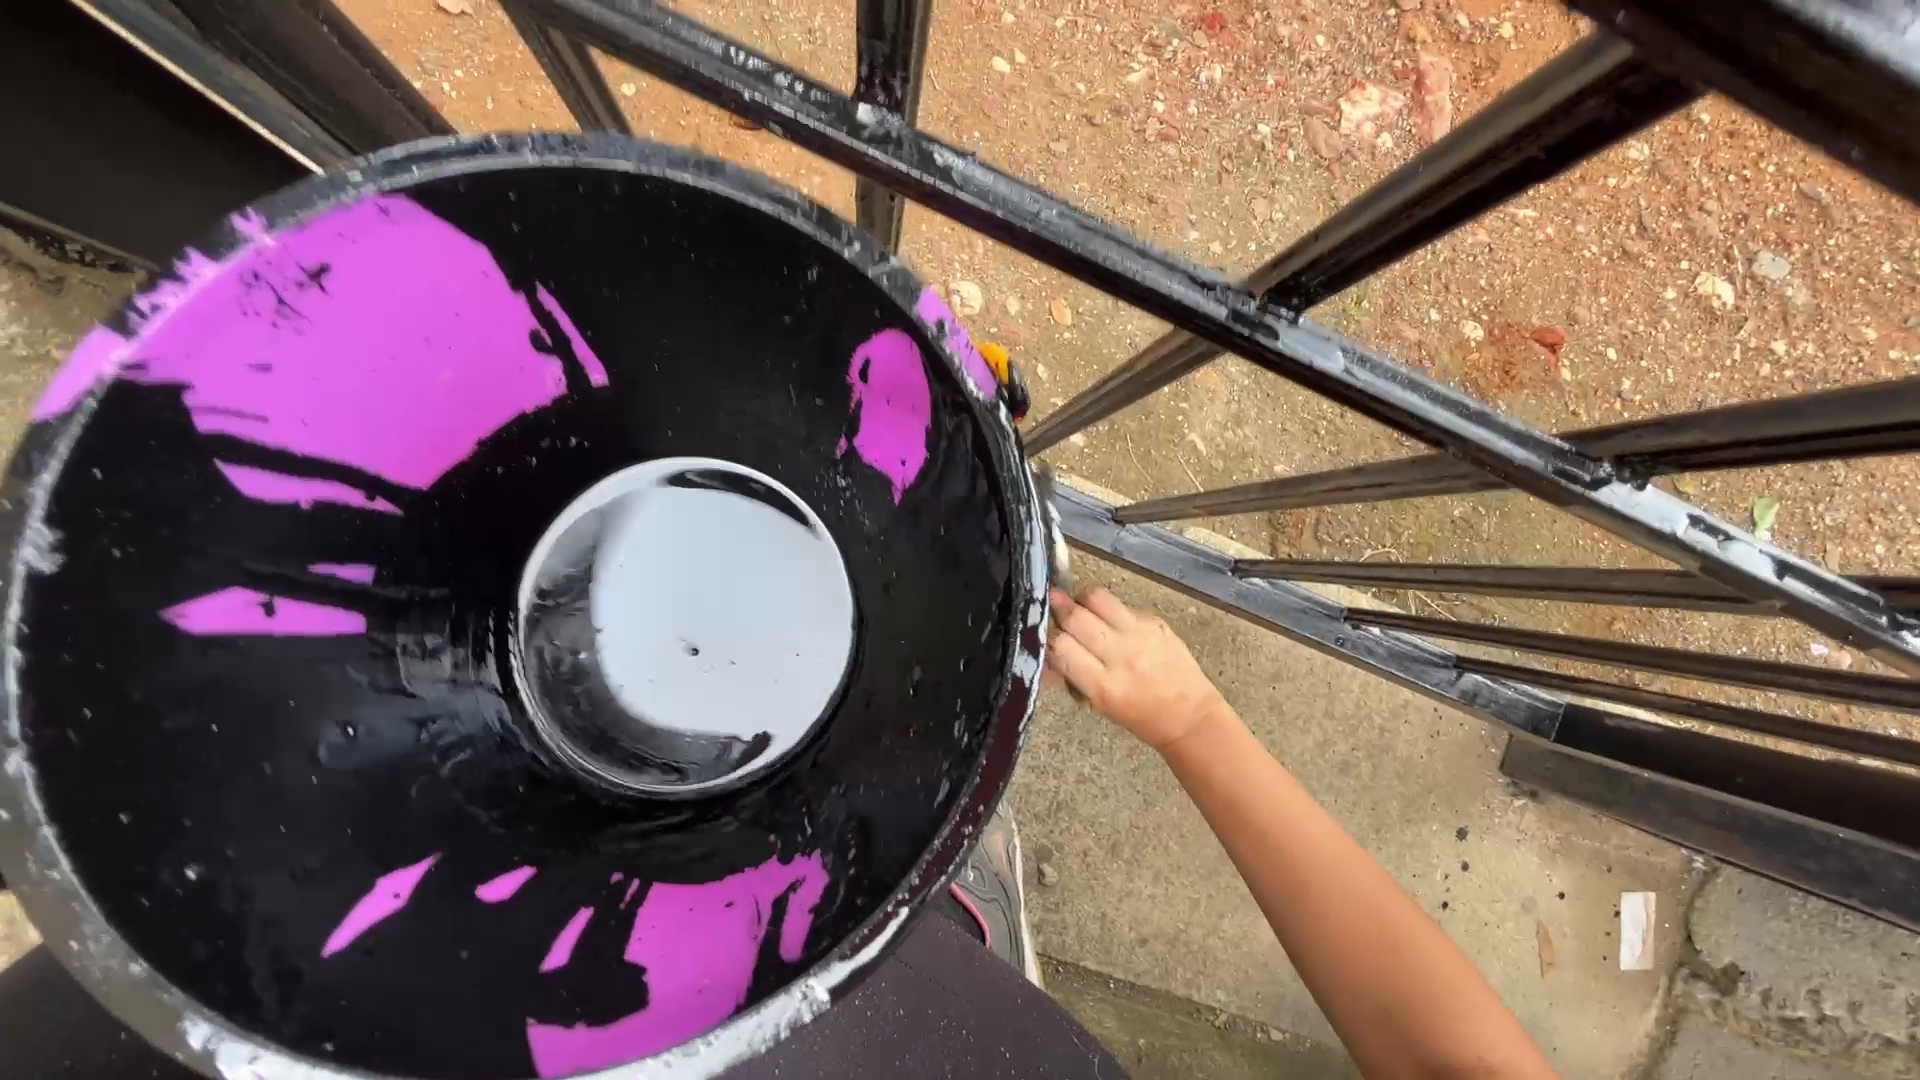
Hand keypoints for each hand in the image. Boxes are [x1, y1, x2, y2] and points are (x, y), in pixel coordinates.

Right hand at [1045, 587, 1232, 750]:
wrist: (1190, 715)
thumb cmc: (1142, 717)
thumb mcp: (1100, 705)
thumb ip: (1073, 676)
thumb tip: (1047, 654)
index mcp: (1104, 686)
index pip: (1061, 647)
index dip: (1047, 636)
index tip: (1044, 633)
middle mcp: (1122, 656)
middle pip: (1075, 617)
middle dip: (1058, 608)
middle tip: (1052, 604)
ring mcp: (1140, 635)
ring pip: (1097, 598)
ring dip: (1081, 599)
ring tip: (1079, 606)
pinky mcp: (1155, 621)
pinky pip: (1121, 603)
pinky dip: (1108, 608)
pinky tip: (1109, 619)